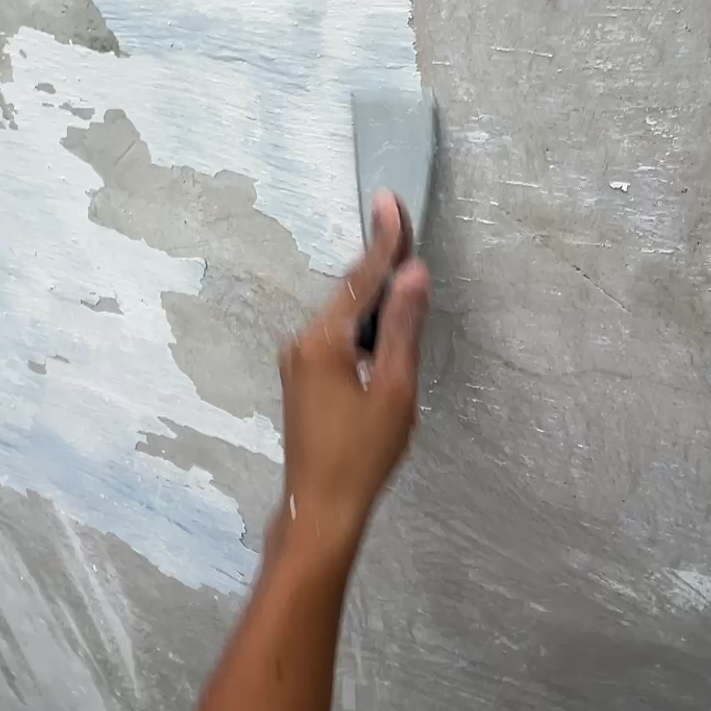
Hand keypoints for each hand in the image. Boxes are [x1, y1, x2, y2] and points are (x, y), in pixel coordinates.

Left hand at [273, 190, 430, 554]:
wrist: (319, 510)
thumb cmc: (363, 454)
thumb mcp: (395, 390)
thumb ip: (403, 328)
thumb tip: (413, 273)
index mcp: (324, 340)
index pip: (361, 278)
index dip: (384, 239)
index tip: (390, 200)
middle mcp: (303, 340)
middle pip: (349, 292)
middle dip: (380, 263)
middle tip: (406, 228)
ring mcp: (297, 360)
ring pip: (342, 314)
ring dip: (372, 295)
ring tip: (403, 272)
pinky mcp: (301, 377)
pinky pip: (335, 335)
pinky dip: (361, 323)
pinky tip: (383, 325)